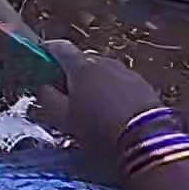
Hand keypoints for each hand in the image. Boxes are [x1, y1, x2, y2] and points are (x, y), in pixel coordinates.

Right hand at [36, 40, 164, 183]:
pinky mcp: (146, 87)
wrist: (149, 142)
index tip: (39, 60)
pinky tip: (110, 108)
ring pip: (103, 71)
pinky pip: (120, 83)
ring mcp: (128, 73)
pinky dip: (111, 90)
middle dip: (71, 71)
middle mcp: (105, 63)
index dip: (46, 51)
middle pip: (82, 60)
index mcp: (80, 67)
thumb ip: (47, 96)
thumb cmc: (97, 127)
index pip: (59, 47)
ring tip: (89, 102)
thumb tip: (44, 86)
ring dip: (93, 81)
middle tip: (63, 89)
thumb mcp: (61, 116)